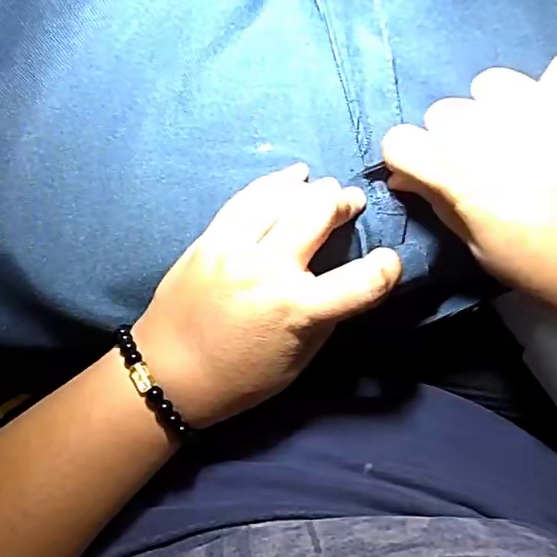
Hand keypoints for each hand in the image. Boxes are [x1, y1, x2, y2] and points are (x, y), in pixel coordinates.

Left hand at [131, 164, 403, 426]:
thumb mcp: (299, 359)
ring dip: (311, 188)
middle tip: (351, 203)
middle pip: (318, 214)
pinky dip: (275, 184)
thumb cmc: (241, 378)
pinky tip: (292, 177)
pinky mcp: (210, 239)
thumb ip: (327, 315)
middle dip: (343, 203)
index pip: (362, 280)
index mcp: (297, 310)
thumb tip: (346, 279)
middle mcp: (268, 270)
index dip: (387, 267)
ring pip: (282, 197)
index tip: (388, 262)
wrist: (168, 374)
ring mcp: (235, 249)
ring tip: (324, 188)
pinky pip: (247, 198)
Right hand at [380, 51, 556, 342]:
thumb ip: (441, 205)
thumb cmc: (556, 274)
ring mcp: (548, 105)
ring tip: (529, 140)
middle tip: (487, 169)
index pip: (400, 140)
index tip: (428, 175)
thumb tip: (408, 177)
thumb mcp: (484, 252)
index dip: (409, 160)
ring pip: (493, 84)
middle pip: (444, 112)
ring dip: (499, 110)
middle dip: (453, 139)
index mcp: (463, 176)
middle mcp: (496, 130)